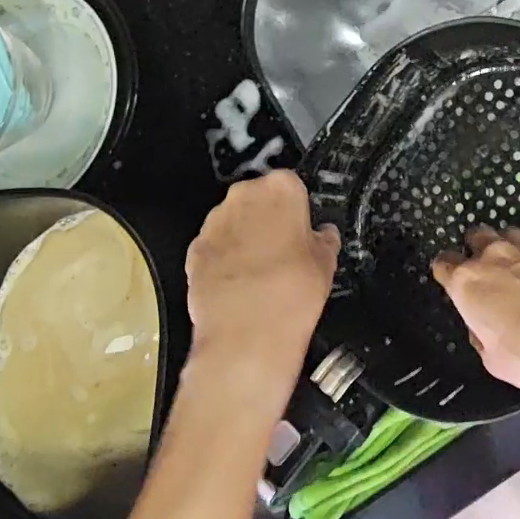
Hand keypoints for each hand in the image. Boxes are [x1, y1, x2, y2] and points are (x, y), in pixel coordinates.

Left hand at [184, 171, 338, 363]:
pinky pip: (214, 247)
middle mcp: (243, 196)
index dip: (297, 209)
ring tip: (258, 270)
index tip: (301, 230)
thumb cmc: (295, 288)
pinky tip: (237, 283)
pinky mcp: (192, 251)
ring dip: (243, 237)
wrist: (247, 333)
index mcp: (281, 188)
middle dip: (267, 218)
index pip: (291, 185)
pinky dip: (223, 259)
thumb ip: (324, 239)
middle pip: (258, 199)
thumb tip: (323, 235)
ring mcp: (213, 223)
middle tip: (282, 248)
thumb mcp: (327, 261)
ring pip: (233, 221)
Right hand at [431, 227, 519, 399]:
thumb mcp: (494, 361)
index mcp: (467, 282)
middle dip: (476, 250)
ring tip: (515, 271)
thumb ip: (480, 333)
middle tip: (486, 275)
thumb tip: (483, 323)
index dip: (447, 273)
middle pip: (475, 237)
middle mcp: (492, 256)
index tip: (453, 285)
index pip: (443, 264)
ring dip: (505, 248)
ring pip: (505, 235)